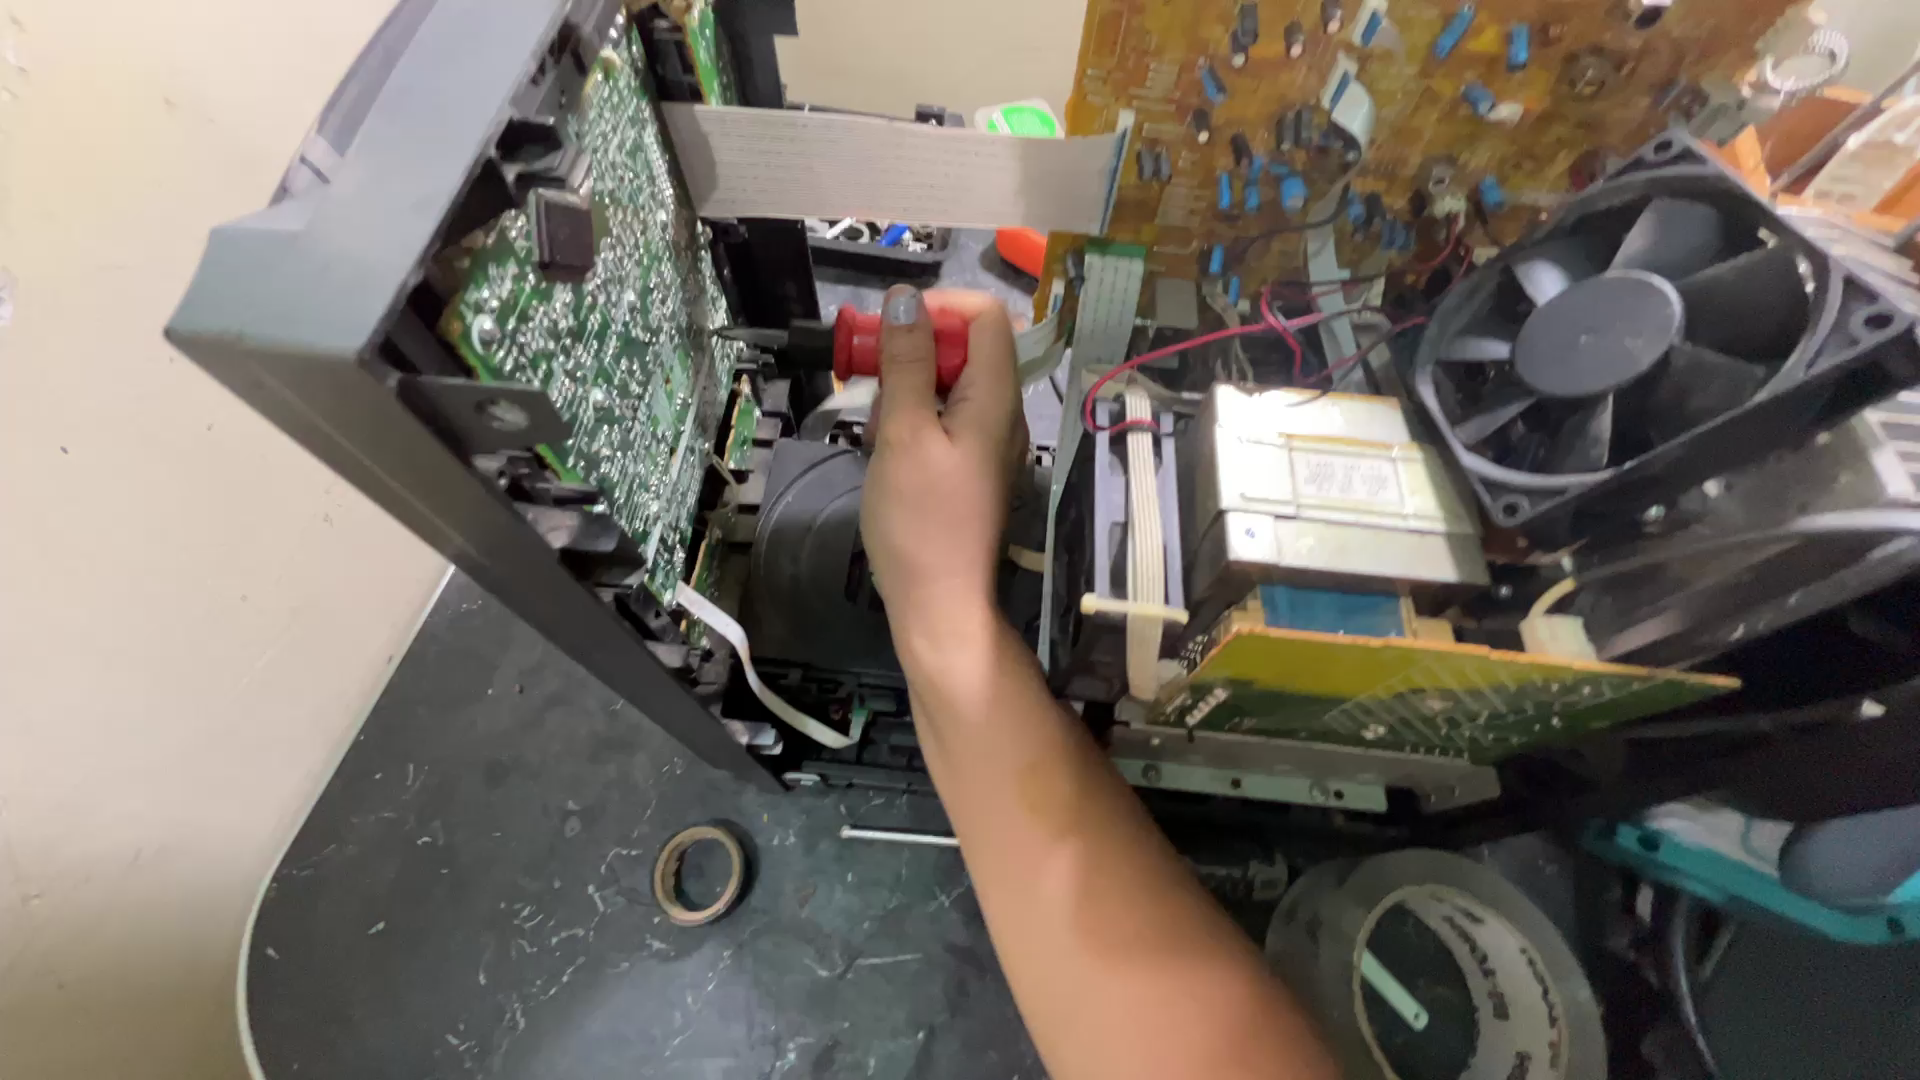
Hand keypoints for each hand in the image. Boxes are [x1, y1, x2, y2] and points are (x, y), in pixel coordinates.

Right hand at [861, 286, 1026, 663]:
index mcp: (996, 397)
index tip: (890, 329)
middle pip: (964, 349)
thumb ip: (909, 364)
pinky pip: (943, 422)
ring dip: (906, 391)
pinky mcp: (967, 467)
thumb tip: (906, 300)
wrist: (938, 602)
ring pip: (947, 387)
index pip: (986, 317)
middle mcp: (1000, 413)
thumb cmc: (919, 519)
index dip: (940, 308)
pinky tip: (886, 453)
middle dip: (912, 353)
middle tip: (868, 382)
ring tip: (877, 431)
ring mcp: (985, 443)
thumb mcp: (905, 433)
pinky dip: (912, 422)